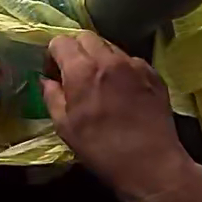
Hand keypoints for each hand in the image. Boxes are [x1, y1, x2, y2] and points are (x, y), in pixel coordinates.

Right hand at [42, 32, 201, 201]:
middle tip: (74, 74)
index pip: (61, 41)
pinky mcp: (154, 74)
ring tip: (99, 83)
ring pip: (109, 46)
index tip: (54, 73)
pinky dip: (120, 68)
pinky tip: (122, 92)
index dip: (53, 55)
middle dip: (75, 50)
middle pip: (86, 37)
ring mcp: (135, 65)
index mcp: (82, 70)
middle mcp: (109, 59)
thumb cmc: (100, 148)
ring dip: (98, 57)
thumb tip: (47, 80)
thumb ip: (52, 96)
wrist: (150, 164)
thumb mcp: (64, 127)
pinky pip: (130, 60)